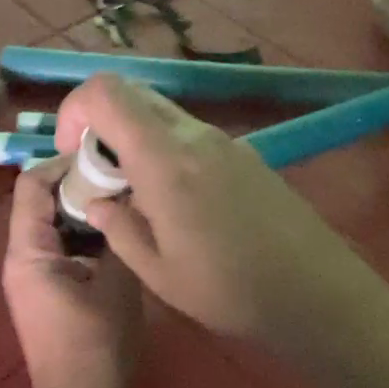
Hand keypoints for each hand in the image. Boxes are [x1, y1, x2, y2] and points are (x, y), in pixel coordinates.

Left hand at [2, 155, 142, 387]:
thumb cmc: (97, 347)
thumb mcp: (117, 285)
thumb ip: (119, 235)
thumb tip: (129, 195)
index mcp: (27, 253)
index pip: (31, 185)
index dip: (63, 162)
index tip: (104, 152)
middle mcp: (22, 259)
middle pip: (43, 203)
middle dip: (81, 184)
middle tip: (125, 173)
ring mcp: (35, 278)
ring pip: (58, 226)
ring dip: (88, 210)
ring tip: (130, 197)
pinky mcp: (51, 293)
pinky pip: (67, 249)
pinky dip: (90, 236)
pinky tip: (124, 233)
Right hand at [53, 74, 388, 360]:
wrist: (316, 294)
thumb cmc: (231, 292)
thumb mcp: (158, 273)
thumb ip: (119, 227)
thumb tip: (97, 200)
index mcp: (168, 159)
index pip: (107, 93)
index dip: (75, 111)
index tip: (72, 156)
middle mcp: (198, 137)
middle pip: (135, 97)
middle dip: (103, 126)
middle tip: (100, 179)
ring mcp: (228, 144)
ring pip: (165, 119)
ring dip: (136, 143)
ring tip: (138, 200)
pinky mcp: (249, 159)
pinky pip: (193, 140)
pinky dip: (167, 154)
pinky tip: (178, 206)